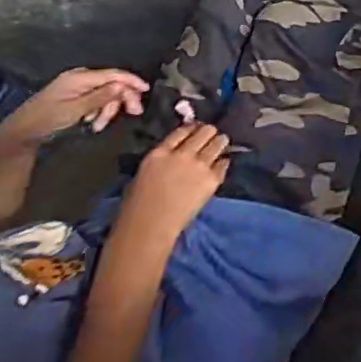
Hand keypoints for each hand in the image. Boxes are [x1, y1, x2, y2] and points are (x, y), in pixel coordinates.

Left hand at [0, 68, 148, 149]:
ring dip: (107, 109)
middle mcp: (80, 77)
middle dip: (120, 99)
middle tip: (132, 113)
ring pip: (105, 93)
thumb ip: (101, 97)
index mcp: (80, 77)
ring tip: (100, 126)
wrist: (18, 134)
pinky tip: (92, 121)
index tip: (146, 91)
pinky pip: (95, 98)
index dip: (132, 81)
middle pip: (112, 84)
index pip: (115, 74)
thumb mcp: (75, 110)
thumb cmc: (46, 120)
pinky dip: (98, 109)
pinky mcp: (74, 94)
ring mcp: (76, 85)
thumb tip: (123, 86)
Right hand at [115, 123, 229, 244]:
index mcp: (159, 153)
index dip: (192, 130)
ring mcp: (200, 165)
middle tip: (209, 140)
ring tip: (218, 148)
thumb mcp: (142, 175)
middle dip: (209, 134)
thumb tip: (180, 150)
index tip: (195, 133)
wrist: (147, 231)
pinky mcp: (212, 179)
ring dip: (220, 144)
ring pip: (220, 142)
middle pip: (206, 130)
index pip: (183, 130)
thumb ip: (163, 159)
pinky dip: (222, 164)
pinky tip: (217, 169)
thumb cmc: (136, 208)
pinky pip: (224, 163)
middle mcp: (182, 155)